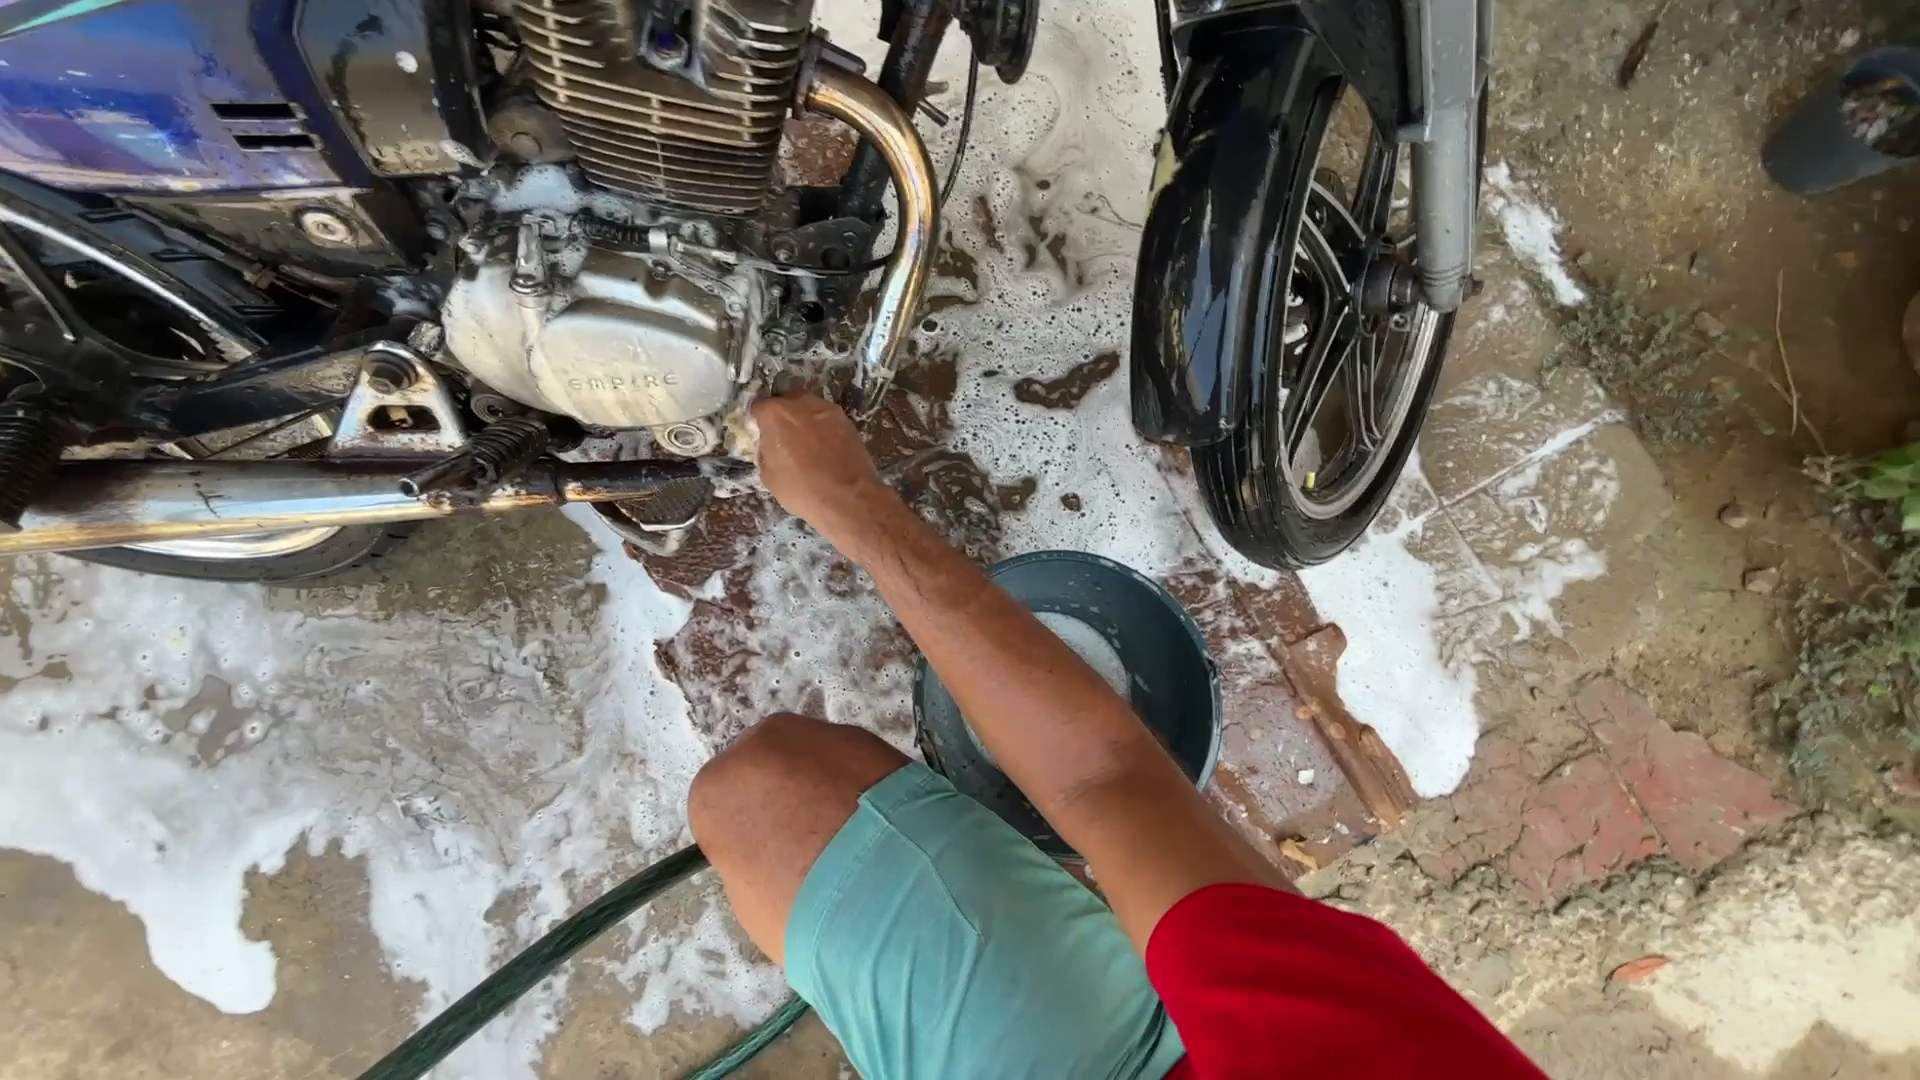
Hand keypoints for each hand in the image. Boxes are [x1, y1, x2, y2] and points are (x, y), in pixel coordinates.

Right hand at [750, 393, 895, 550]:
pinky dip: (823, 429)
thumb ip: (765, 449)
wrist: (848, 498)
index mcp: (775, 413)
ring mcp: (828, 410)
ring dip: (805, 420)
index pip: (758, 406)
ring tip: (807, 445)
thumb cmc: (802, 489)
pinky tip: (825, 448)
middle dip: (783, 414)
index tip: (761, 433)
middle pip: (786, 400)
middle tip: (784, 437)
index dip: (757, 420)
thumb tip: (770, 444)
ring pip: (809, 408)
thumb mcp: (768, 475)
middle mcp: (802, 403)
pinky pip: (827, 420)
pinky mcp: (848, 421)